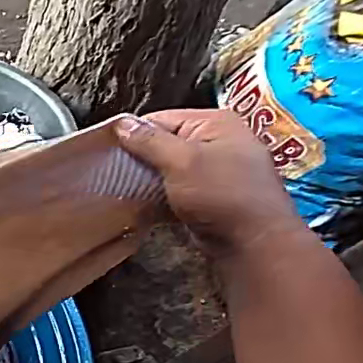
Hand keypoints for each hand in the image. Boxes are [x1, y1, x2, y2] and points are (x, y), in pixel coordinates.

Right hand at [115, 109, 309, 259]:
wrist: (252, 243)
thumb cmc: (222, 195)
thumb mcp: (181, 161)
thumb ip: (149, 141)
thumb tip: (121, 123)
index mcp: (214, 122)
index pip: (161, 119)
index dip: (134, 134)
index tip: (110, 152)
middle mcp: (216, 141)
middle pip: (164, 143)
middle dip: (141, 159)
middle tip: (116, 174)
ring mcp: (213, 170)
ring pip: (169, 169)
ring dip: (149, 180)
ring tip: (126, 190)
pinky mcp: (208, 197)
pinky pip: (176, 190)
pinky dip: (161, 196)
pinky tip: (143, 205)